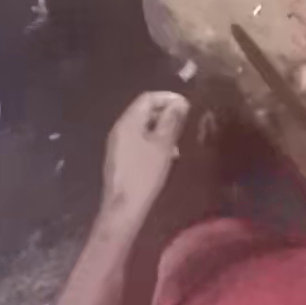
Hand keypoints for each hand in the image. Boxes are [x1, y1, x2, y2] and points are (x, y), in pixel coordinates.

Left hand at [101, 91, 189, 222]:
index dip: (168, 97)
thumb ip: (172, 121)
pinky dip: (154, 140)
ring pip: (142, 127)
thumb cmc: (145, 174)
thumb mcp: (163, 146)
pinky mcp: (120, 157)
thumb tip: (180, 103)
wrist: (123, 207)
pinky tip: (167, 154)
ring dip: (161, 128)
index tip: (187, 105)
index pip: (147, 98)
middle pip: (143, 111)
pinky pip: (138, 140)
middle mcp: (120, 128)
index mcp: (128, 122)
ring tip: (179, 139)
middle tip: (186, 121)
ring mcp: (118, 143)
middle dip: (166, 112)